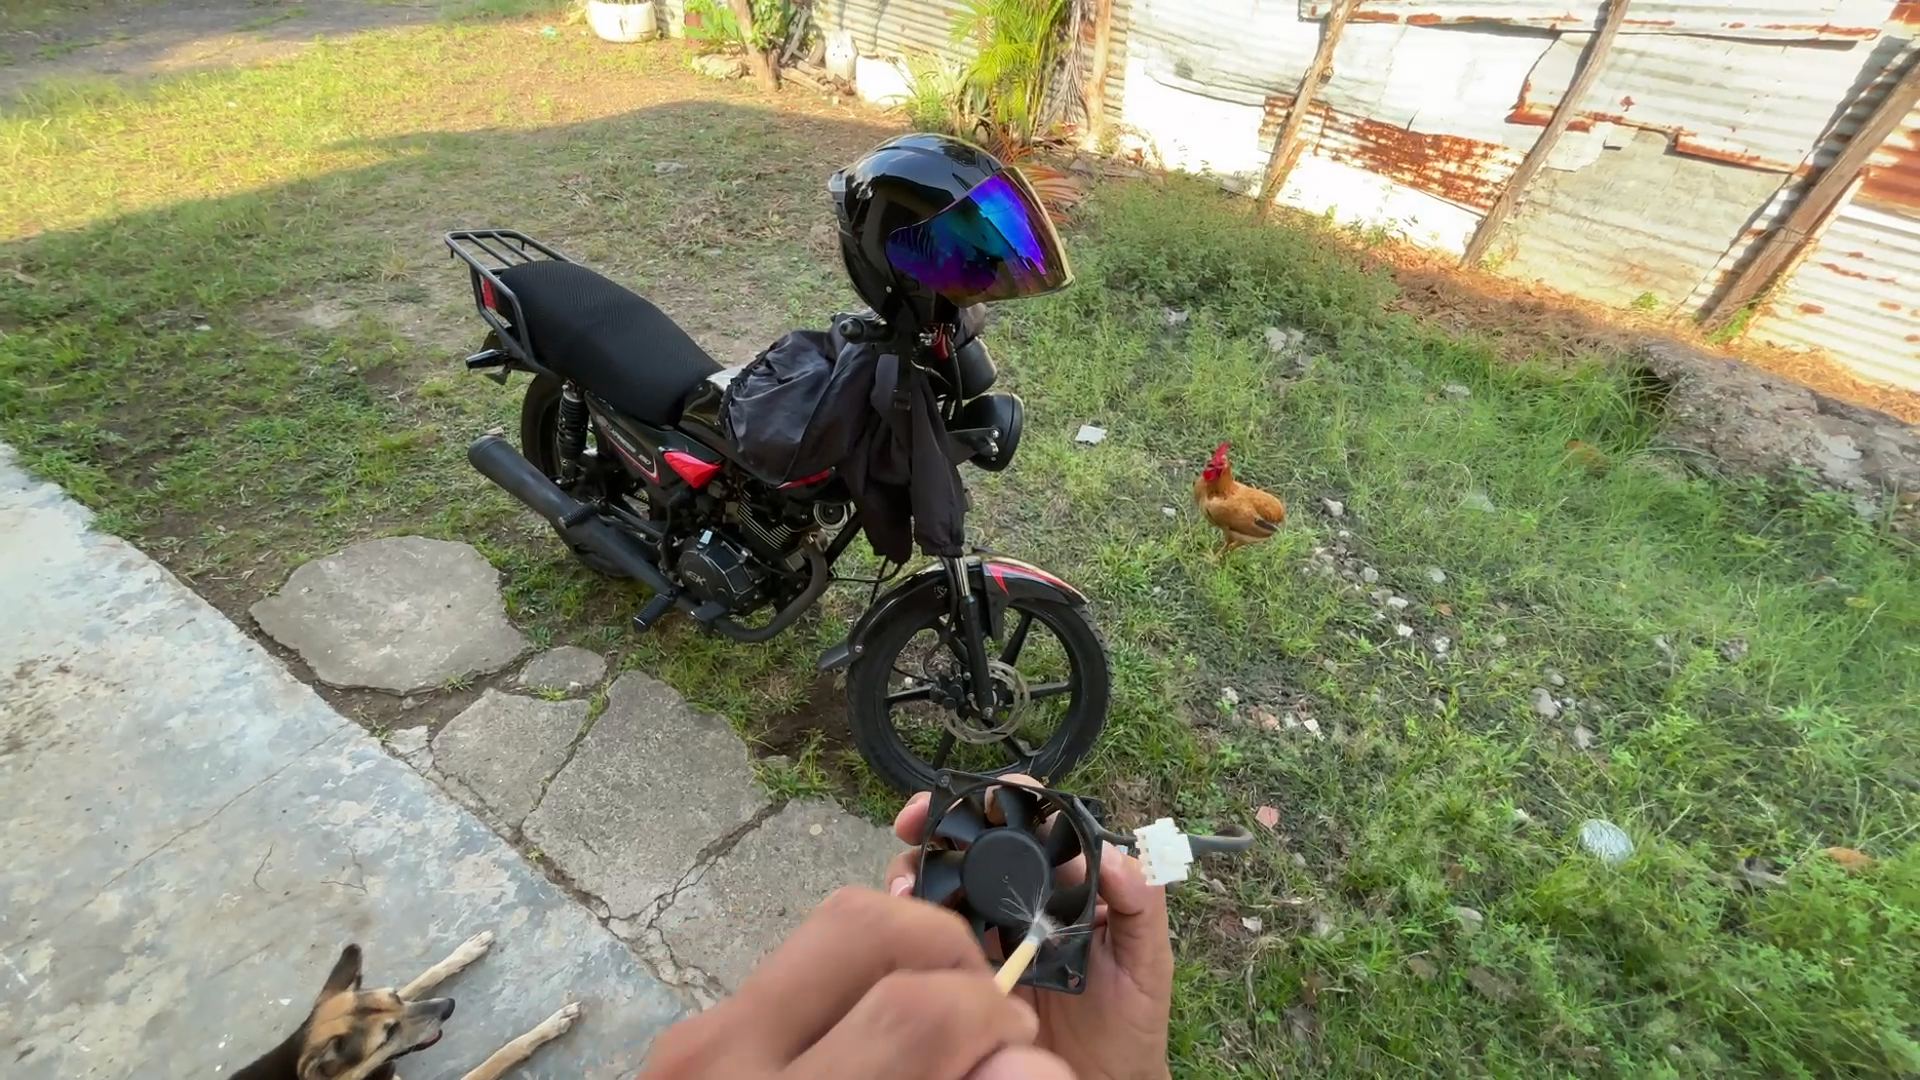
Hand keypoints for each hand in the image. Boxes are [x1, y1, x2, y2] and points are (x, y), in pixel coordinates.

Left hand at [637, 887, 1072, 1079]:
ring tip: (937, 1006)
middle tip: (979, 1004)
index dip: (988, 1015)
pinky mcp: (696, 1028)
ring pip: (831, 924)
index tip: (1019, 1038)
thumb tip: (1034, 1058)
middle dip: (947, 946)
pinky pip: (804, 958)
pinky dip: (863, 976)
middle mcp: (726, 1061)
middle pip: (861, 927)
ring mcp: (699, 1037)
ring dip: (905, 950)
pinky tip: (878, 1034)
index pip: (910, 1018)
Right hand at [884, 778, 1175, 1079]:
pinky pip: (928, 933)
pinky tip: (903, 928)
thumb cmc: (1128, 1023)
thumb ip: (1142, 906)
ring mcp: (986, 927)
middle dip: (939, 819)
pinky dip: (908, 921)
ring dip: (915, 868)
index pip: (1030, 818)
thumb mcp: (1146, 962)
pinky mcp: (961, 967)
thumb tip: (1115, 857)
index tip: (981, 796)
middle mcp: (1019, 893)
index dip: (1003, 795)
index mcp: (1062, 878)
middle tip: (914, 822)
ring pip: (941, 877)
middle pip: (972, 837)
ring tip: (904, 886)